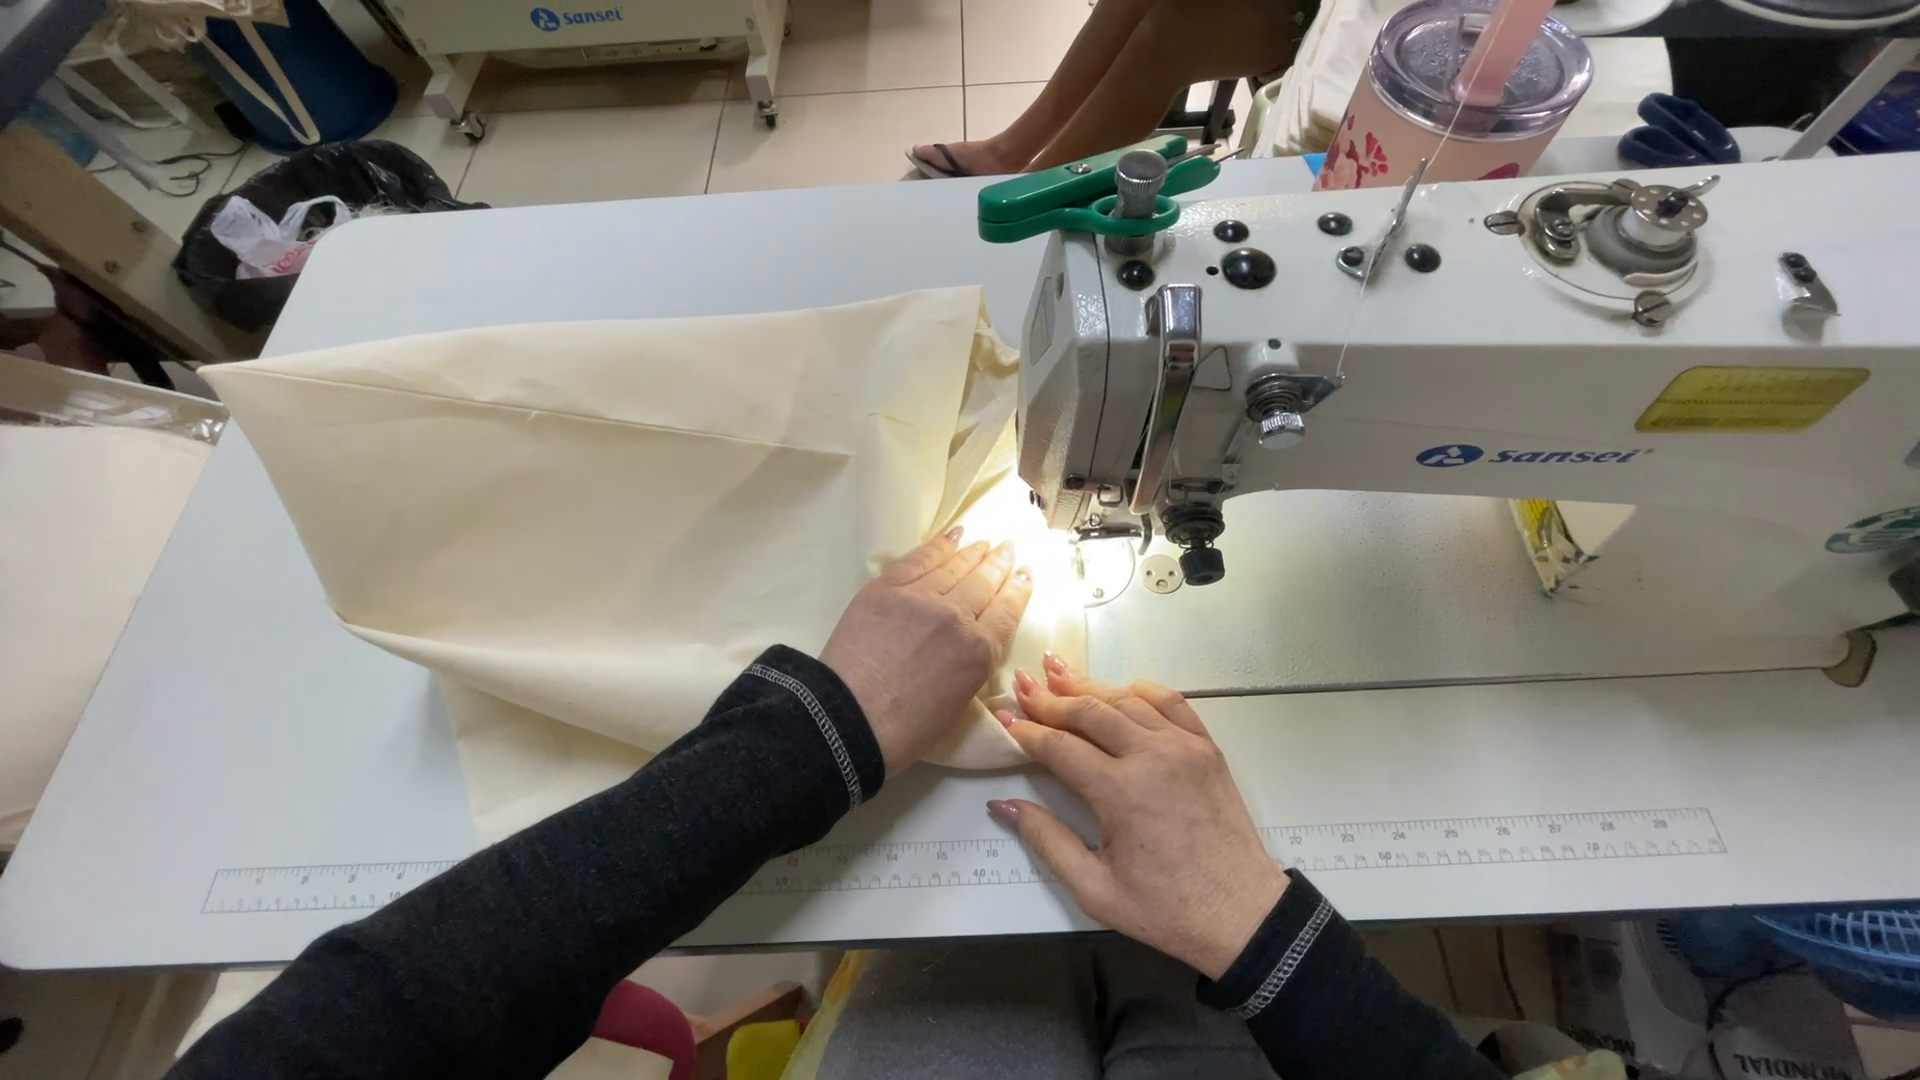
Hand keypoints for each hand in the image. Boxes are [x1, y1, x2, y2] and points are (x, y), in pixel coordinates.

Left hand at [819, 528, 1031, 776]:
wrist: (847, 721)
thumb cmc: (905, 729)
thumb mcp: (959, 704)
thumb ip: (973, 666)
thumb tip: (974, 642)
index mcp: (979, 652)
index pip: (1007, 611)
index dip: (1019, 589)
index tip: (1026, 573)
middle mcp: (956, 617)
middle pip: (984, 582)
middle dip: (1000, 563)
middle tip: (1010, 548)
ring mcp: (919, 598)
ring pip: (955, 567)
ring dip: (974, 552)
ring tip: (986, 542)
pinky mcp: (886, 588)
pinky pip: (919, 559)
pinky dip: (939, 546)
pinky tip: (953, 536)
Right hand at [990, 657, 1286, 979]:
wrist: (1244, 916)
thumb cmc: (1165, 909)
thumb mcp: (1095, 890)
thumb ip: (1047, 841)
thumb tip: (1003, 805)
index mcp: (1121, 793)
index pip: (1060, 746)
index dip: (1028, 731)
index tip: (1006, 719)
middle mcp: (1152, 758)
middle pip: (1090, 712)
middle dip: (1051, 697)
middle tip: (1024, 684)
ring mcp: (1184, 747)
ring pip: (1126, 700)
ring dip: (1089, 685)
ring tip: (1058, 672)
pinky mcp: (1207, 748)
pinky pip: (1171, 702)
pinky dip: (1141, 690)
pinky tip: (1120, 689)